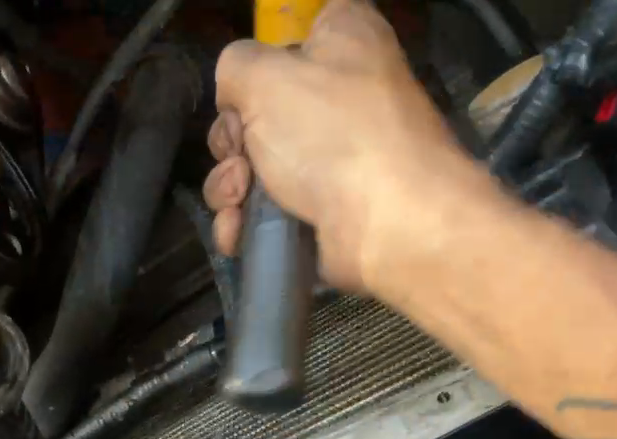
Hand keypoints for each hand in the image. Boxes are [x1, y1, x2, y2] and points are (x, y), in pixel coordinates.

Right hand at [204, 0, 485, 292]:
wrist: (388, 223)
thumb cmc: (333, 134)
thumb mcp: (266, 76)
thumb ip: (236, 67)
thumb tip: (235, 93)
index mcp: (345, 40)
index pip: (302, 29)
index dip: (264, 57)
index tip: (246, 86)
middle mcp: (342, 97)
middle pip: (261, 110)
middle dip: (232, 139)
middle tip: (238, 153)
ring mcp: (332, 161)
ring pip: (255, 168)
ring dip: (229, 187)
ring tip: (238, 200)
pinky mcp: (321, 213)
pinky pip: (265, 215)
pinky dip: (242, 225)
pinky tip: (236, 231)